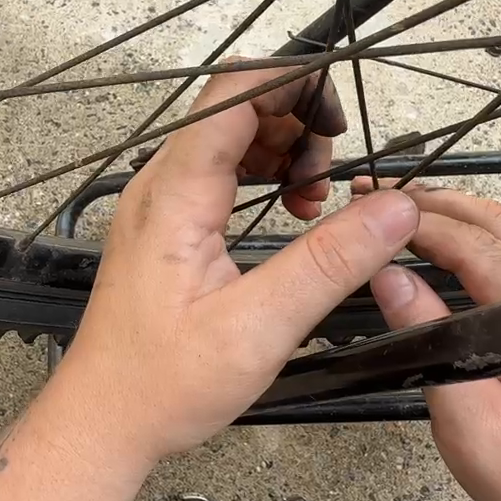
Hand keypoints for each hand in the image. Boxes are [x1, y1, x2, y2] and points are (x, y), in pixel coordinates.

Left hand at [47, 67, 419, 467]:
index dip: (291, 84)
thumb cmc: (165, 381)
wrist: (105, 417)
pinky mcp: (168, 221)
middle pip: (235, 107)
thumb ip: (328, 263)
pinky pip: (222, 170)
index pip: (232, 94)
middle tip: (331, 180)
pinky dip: (264, 174)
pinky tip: (291, 211)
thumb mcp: (258, 328)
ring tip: (314, 201)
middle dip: (296, 121)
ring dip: (283, 150)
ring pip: (231, 136)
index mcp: (175, 193)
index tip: (340, 120)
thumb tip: (395, 208)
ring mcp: (162, 199)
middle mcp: (161, 182)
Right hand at [357, 184, 500, 500]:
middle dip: (430, 202)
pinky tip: (427, 236)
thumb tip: (389, 277)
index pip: (482, 251)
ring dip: (446, 210)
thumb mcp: (473, 430)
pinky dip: (462, 231)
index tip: (367, 213)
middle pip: (496, 225)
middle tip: (367, 195)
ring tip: (388, 205)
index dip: (422, 226)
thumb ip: (435, 351)